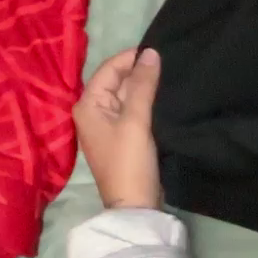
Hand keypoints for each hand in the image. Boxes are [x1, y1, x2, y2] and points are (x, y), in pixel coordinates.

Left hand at [74, 47, 162, 209]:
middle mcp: (93, 113)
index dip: (131, 58)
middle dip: (139, 73)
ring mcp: (107, 127)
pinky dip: (145, 105)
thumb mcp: (135, 120)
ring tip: (169, 79)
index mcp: (88, 105)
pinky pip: (132, 113)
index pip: (108, 69)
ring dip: (144, 89)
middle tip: (168, 65)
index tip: (159, 51)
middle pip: (116, 82)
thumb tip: (151, 52)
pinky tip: (163, 101)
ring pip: (126, 98)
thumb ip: (143, 85)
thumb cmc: (129, 162)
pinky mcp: (122, 139)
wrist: (134, 205)